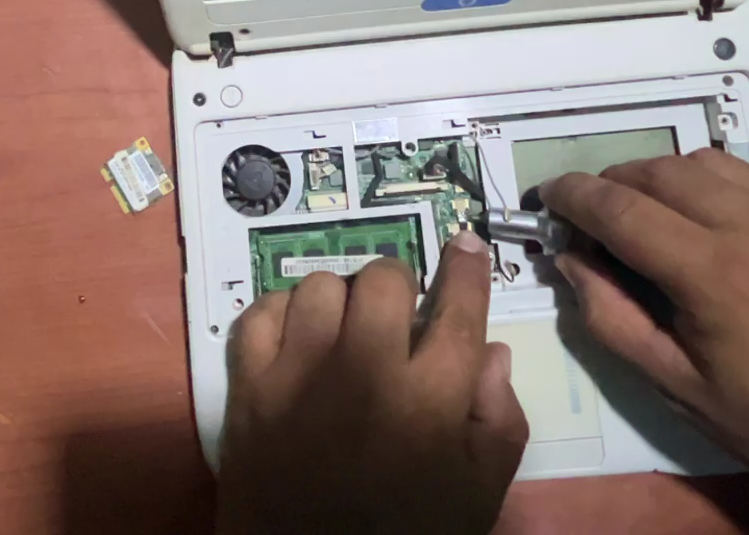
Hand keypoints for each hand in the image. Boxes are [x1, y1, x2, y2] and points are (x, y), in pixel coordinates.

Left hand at [215, 231, 527, 534]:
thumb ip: (499, 423)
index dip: (467, 268)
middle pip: (385, 279)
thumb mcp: (476, 498)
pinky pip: (262, 311)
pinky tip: (293, 344)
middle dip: (397, 289)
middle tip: (393, 317)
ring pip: (321, 286)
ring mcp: (300, 373)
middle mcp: (366, 371)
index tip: (465, 243)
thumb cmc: (402, 534)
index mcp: (430, 403)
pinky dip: (279, 318)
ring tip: (340, 333)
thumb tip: (493, 350)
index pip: (459, 311)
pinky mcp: (250, 384)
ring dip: (337, 302)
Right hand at [542, 150, 748, 534]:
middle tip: (594, 213)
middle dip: (611, 182)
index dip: (573, 195)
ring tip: (647, 210)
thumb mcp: (679, 388)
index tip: (547, 196)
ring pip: (704, 161)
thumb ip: (610, 317)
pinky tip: (708, 218)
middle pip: (658, 171)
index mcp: (718, 278)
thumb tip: (570, 258)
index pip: (620, 209)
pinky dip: (708, 182)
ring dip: (658, 174)